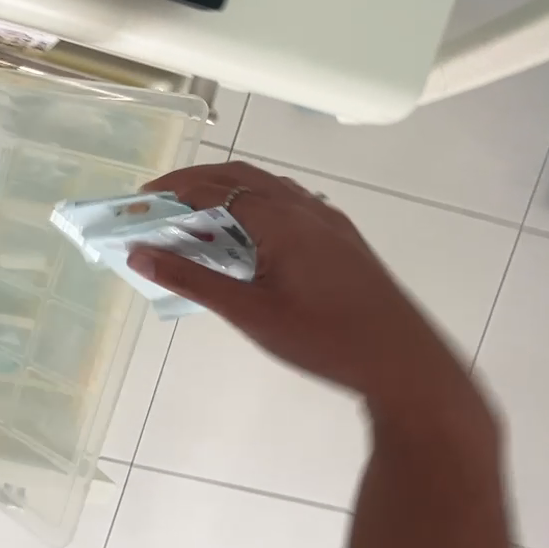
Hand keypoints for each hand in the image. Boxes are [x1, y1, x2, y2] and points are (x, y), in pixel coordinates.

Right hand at [126, 162, 486, 426]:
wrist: (411, 371)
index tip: (139, 204)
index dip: (172, 191)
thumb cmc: (324, 339)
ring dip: (226, 190)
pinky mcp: (343, 241)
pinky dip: (253, 203)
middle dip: (195, 181)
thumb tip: (137, 254)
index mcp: (282, 220)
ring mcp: (330, 224)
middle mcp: (307, 210)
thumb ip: (190, 279)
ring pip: (268, 186)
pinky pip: (289, 203)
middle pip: (241, 176)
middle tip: (160, 202)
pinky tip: (245, 233)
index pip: (214, 188)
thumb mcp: (248, 312)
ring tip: (194, 215)